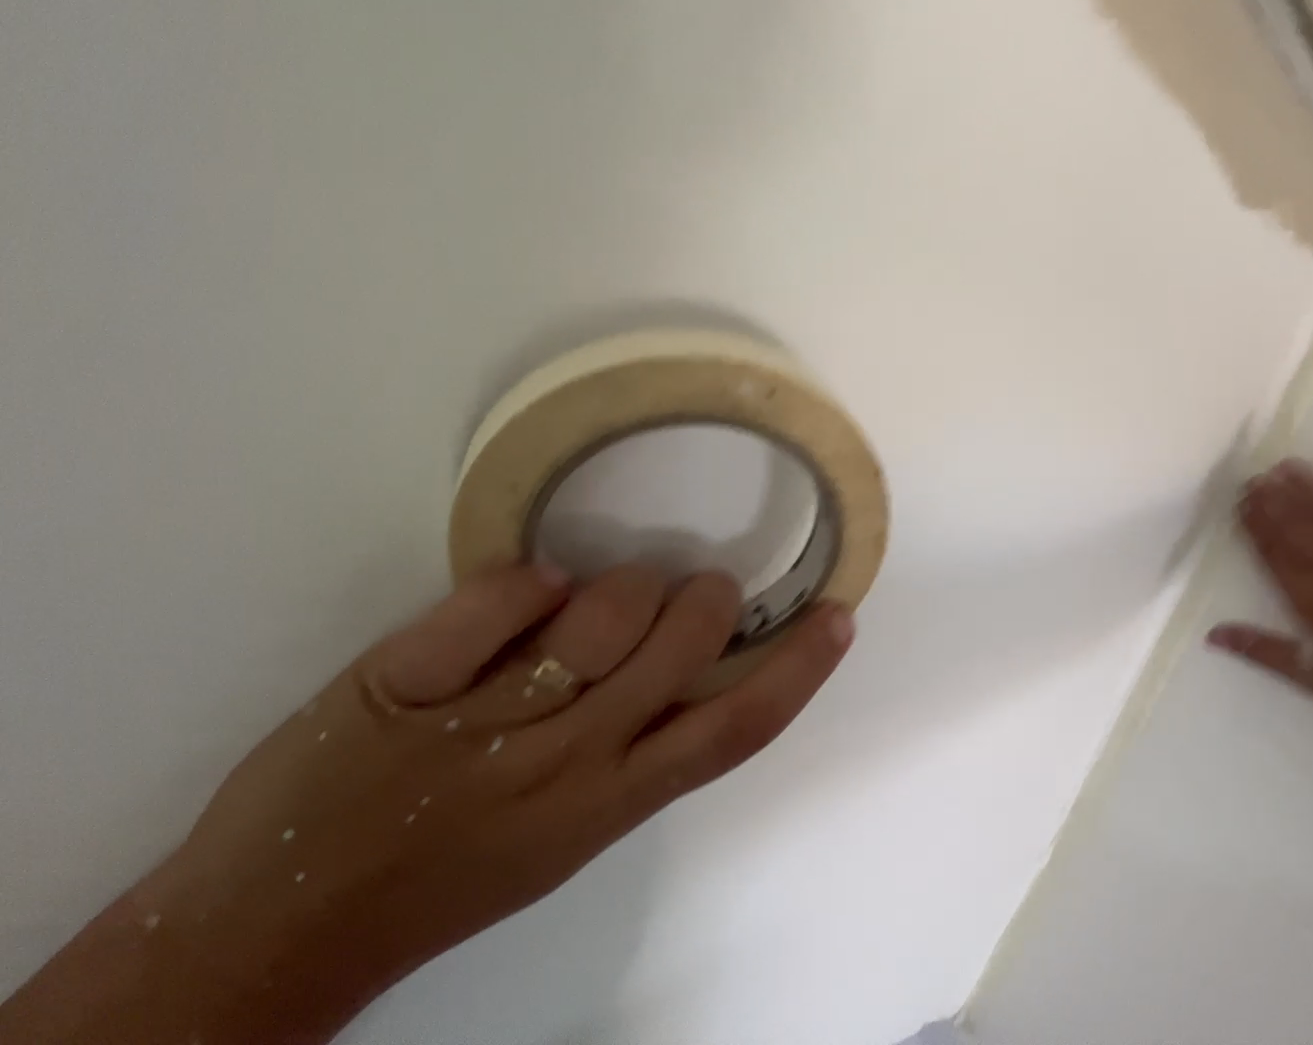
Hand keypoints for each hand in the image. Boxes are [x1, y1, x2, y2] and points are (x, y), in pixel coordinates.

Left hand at [124, 563, 852, 1037]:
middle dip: (706, 600)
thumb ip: (626, 757)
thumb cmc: (444, 880)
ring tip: (602, 592)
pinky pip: (494, 602)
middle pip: (679, 651)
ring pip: (600, 615)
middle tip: (698, 589)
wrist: (274, 934)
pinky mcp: (402, 684)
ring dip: (620, 583)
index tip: (838, 618)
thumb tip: (672, 655)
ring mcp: (486, 721)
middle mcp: (566, 761)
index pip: (734, 732)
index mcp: (610, 804)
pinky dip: (526, 579)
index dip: (798, 670)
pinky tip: (533, 583)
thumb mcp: (563, 835)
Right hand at [1208, 460, 1312, 757]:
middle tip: (1257, 476)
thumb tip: (1212, 634)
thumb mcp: (1310, 678)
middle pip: (1298, 525)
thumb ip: (1259, 649)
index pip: (1272, 551)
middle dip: (1274, 498)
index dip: (1254, 523)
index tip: (1241, 500)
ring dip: (1310, 486)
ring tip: (1290, 465)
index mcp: (1309, 599)